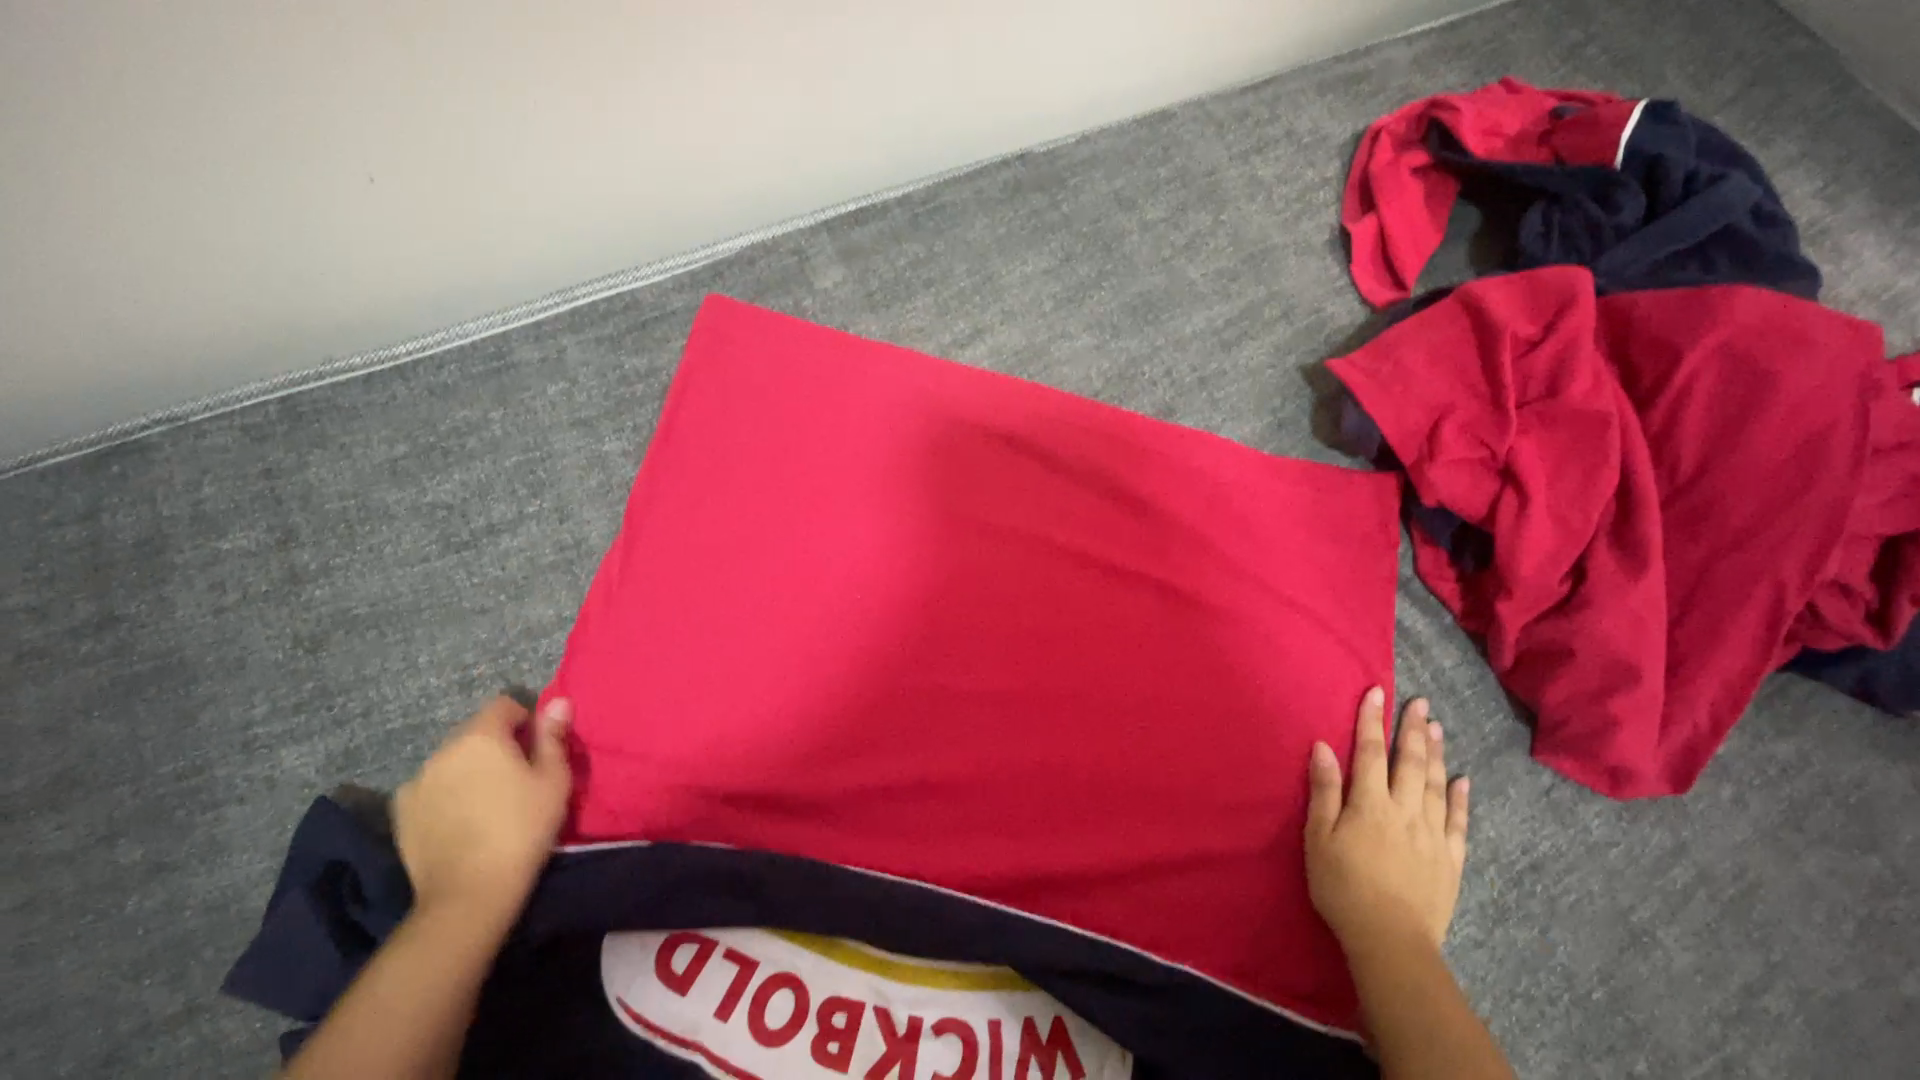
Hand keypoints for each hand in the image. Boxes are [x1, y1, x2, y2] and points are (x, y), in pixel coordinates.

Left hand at [393, 695, 573, 926]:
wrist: (470, 891)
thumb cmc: (523, 828)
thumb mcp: (554, 781)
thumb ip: (553, 737)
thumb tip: (558, 701)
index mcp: (481, 736)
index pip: (503, 705)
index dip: (524, 719)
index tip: (537, 747)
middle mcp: (443, 750)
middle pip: (474, 732)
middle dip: (496, 745)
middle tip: (518, 778)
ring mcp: (416, 781)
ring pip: (451, 761)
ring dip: (469, 770)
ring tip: (488, 803)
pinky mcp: (401, 812)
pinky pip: (429, 789)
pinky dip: (445, 794)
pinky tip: (459, 821)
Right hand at [1305, 687, 1469, 952]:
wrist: (1390, 939)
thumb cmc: (1342, 887)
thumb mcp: (1318, 838)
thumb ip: (1324, 791)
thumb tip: (1323, 747)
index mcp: (1370, 804)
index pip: (1370, 752)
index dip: (1372, 721)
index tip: (1376, 692)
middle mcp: (1405, 810)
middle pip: (1410, 762)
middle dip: (1413, 729)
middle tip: (1420, 703)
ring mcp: (1432, 834)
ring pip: (1436, 784)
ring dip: (1436, 754)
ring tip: (1437, 728)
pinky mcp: (1451, 859)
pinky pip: (1458, 821)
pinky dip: (1460, 797)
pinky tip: (1462, 780)